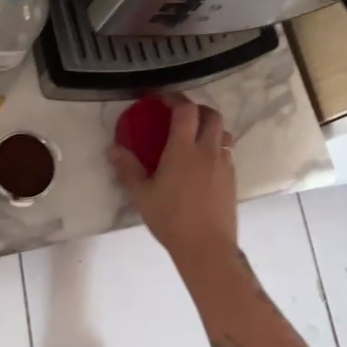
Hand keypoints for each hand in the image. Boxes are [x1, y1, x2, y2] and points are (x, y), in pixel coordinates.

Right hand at [108, 95, 237, 270]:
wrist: (206, 247)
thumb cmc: (170, 219)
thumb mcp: (141, 194)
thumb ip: (127, 168)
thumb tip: (112, 149)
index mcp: (184, 149)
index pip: (186, 110)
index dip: (175, 98)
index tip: (162, 99)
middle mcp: (208, 151)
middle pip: (212, 115)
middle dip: (197, 108)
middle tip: (180, 115)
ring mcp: (224, 165)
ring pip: (224, 132)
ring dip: (211, 126)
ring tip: (195, 136)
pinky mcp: (233, 179)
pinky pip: (228, 152)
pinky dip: (217, 146)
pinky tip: (203, 162)